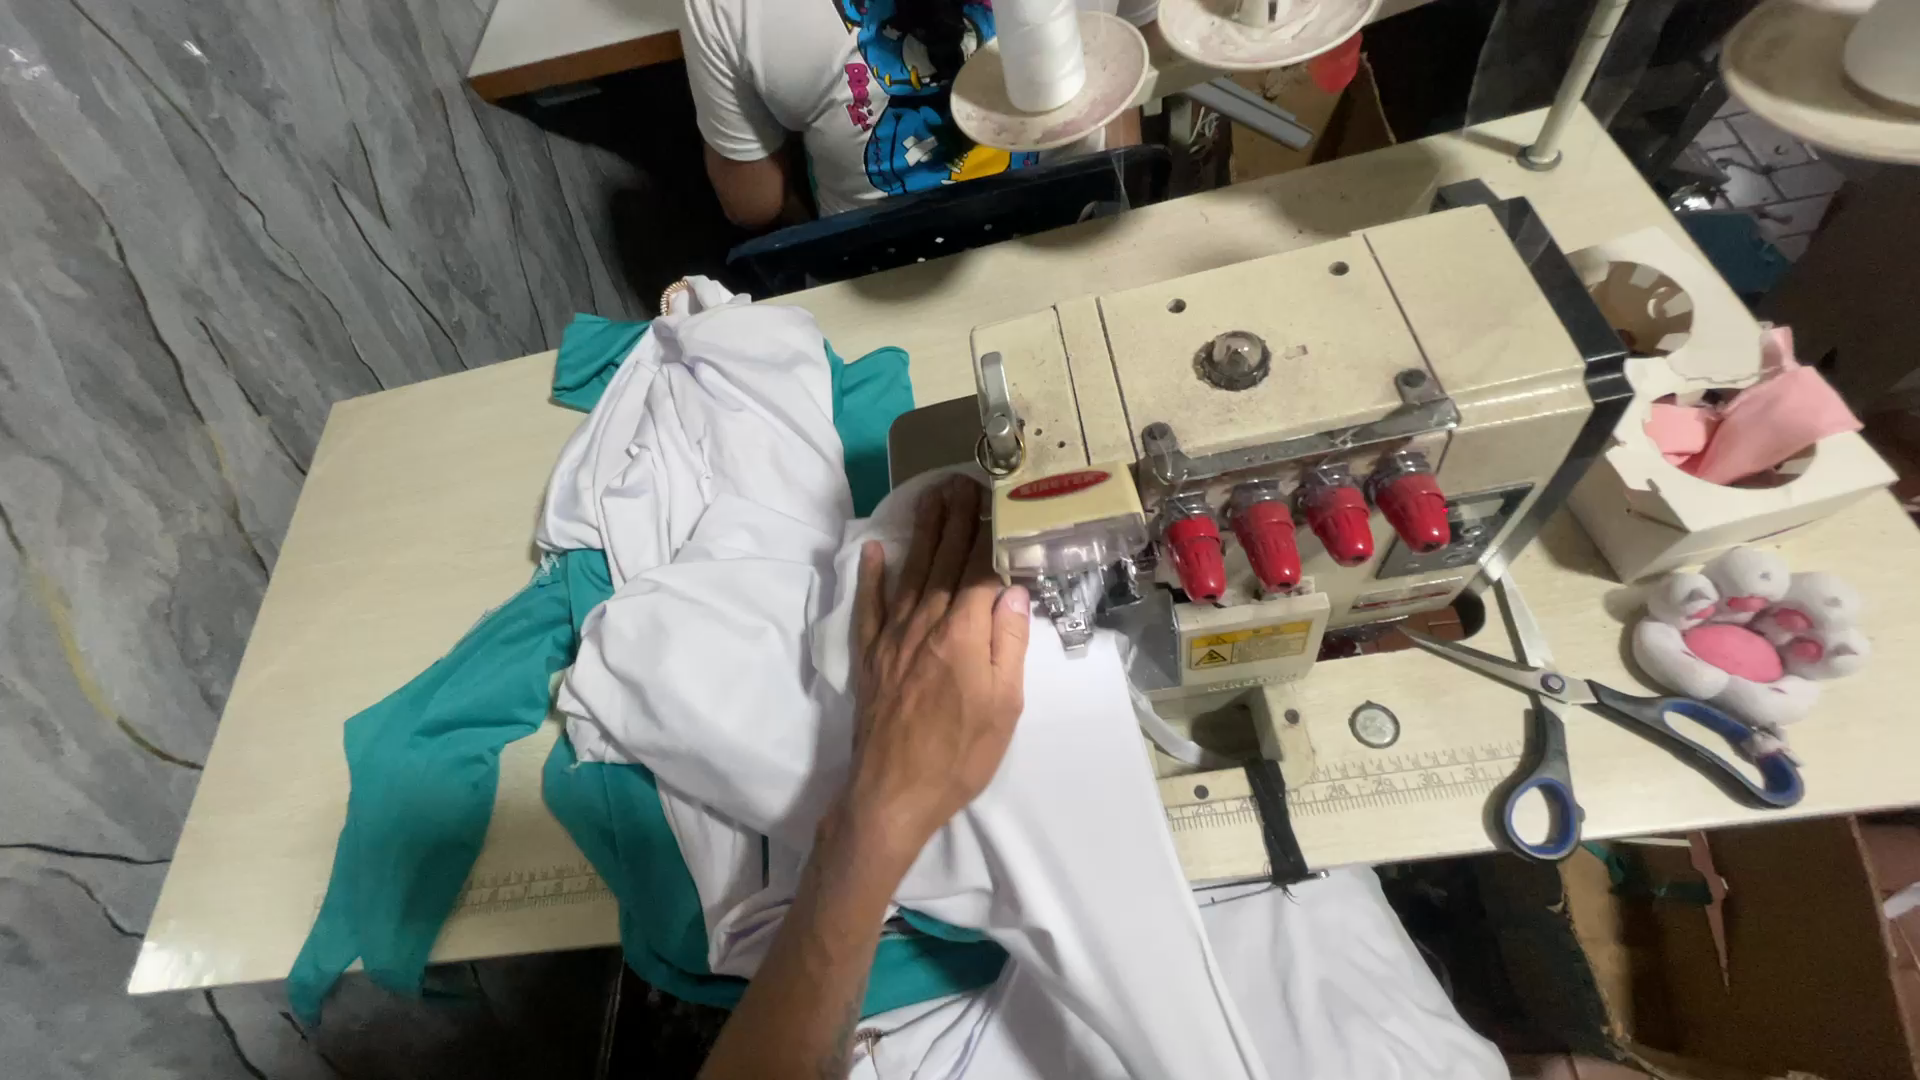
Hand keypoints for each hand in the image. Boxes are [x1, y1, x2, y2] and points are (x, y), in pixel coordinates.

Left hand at [839, 475, 1030, 864]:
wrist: (893, 793)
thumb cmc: (959, 755)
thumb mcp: (1004, 707)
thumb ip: (1008, 644)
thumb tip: (1013, 592)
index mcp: (963, 635)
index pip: (980, 572)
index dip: (989, 535)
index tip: (997, 502)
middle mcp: (925, 624)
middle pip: (944, 561)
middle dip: (956, 519)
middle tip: (963, 481)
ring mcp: (892, 637)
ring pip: (910, 572)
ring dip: (922, 532)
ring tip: (931, 497)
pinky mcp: (869, 654)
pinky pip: (868, 605)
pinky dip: (871, 575)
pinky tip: (875, 549)